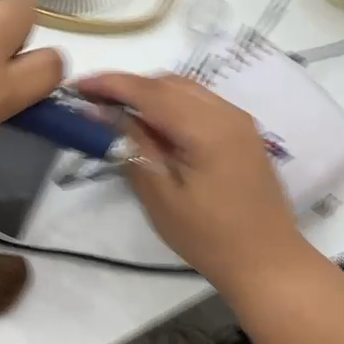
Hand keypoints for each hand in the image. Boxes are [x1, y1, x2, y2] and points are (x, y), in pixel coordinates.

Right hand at [75, 72, 311, 285]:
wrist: (266, 261)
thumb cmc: (208, 236)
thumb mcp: (160, 194)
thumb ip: (132, 147)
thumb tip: (103, 114)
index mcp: (207, 128)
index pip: (150, 92)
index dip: (110, 84)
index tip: (76, 86)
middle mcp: (227, 113)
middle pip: (168, 83)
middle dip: (127, 86)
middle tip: (89, 101)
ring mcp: (238, 122)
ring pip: (184, 90)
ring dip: (147, 93)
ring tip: (113, 110)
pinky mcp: (241, 134)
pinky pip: (198, 103)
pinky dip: (168, 104)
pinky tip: (148, 124)